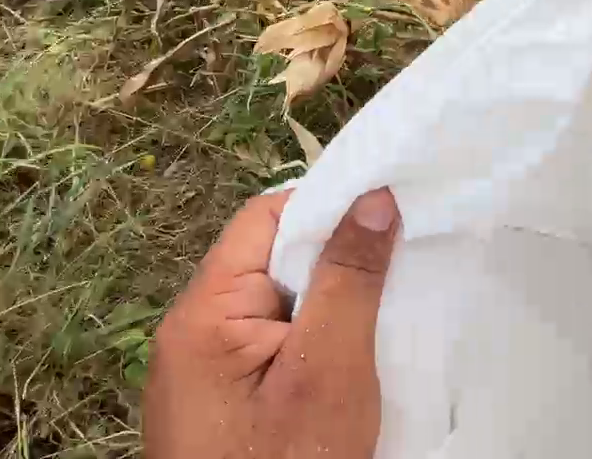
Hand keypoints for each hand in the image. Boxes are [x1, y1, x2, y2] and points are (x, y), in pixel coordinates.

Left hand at [144, 188, 399, 458]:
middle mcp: (194, 331)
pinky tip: (359, 340)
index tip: (386, 211)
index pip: (265, 218)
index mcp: (202, 313)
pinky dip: (322, 326)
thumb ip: (349, 277)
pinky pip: (279, 333)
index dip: (326, 205)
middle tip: (396, 257)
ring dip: (334, 291)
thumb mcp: (329, 367)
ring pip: (282, 294)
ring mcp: (208, 367)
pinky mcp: (228, 395)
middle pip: (272, 253)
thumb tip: (375, 196)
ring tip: (385, 295)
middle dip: (336, 251)